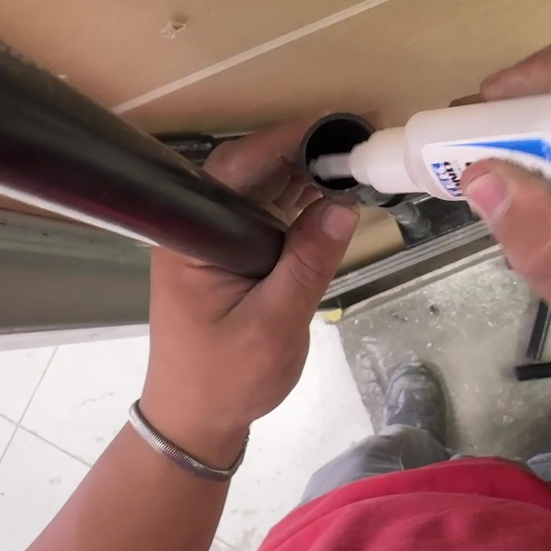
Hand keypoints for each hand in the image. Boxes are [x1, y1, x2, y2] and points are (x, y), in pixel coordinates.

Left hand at [140, 119, 360, 467]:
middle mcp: (201, 227)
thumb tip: (345, 205)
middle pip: (252, 170)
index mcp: (192, 237)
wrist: (197, 422)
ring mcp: (219, 238)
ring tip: (355, 155)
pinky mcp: (236, 252)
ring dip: (308, 171)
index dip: (285, 142)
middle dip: (305, 148)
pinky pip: (272, 213)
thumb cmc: (225, 379)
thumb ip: (308, 263)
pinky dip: (304, 202)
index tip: (332, 128)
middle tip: (358, 133)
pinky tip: (336, 192)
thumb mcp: (273, 325)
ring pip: (265, 188)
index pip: (236, 170)